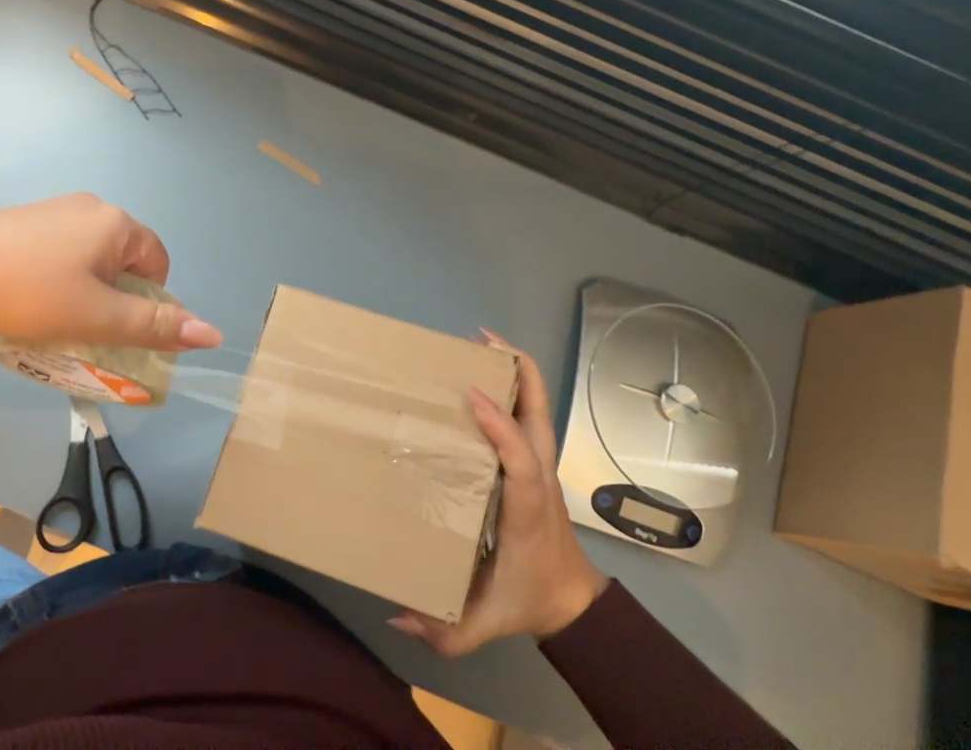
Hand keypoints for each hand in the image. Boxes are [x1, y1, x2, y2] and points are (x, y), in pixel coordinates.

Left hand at [0, 193, 223, 349]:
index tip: (120, 330)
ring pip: (91, 257)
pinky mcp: (22, 220)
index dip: (150, 302)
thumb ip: (155, 326)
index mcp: (116, 222)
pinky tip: (30, 300)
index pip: (158, 263)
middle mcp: (90, 206)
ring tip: (57, 319)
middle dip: (116, 297)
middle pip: (125, 258)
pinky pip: (60, 251)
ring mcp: (53, 209)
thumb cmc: (31, 295)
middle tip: (89, 329)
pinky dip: (58, 278)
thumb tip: (213, 333)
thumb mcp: (98, 318)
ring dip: (87, 290)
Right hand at [389, 330, 606, 653]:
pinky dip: (512, 392)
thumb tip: (396, 612)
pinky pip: (528, 421)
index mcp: (527, 510)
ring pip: (538, 411)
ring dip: (518, 374)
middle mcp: (538, 480)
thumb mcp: (484, 623)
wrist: (574, 603)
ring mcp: (542, 470)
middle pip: (541, 417)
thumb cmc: (528, 602)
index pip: (523, 462)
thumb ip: (442, 629)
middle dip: (519, 372)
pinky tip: (483, 380)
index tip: (473, 394)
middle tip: (484, 340)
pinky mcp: (536, 468)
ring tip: (483, 345)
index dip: (502, 427)